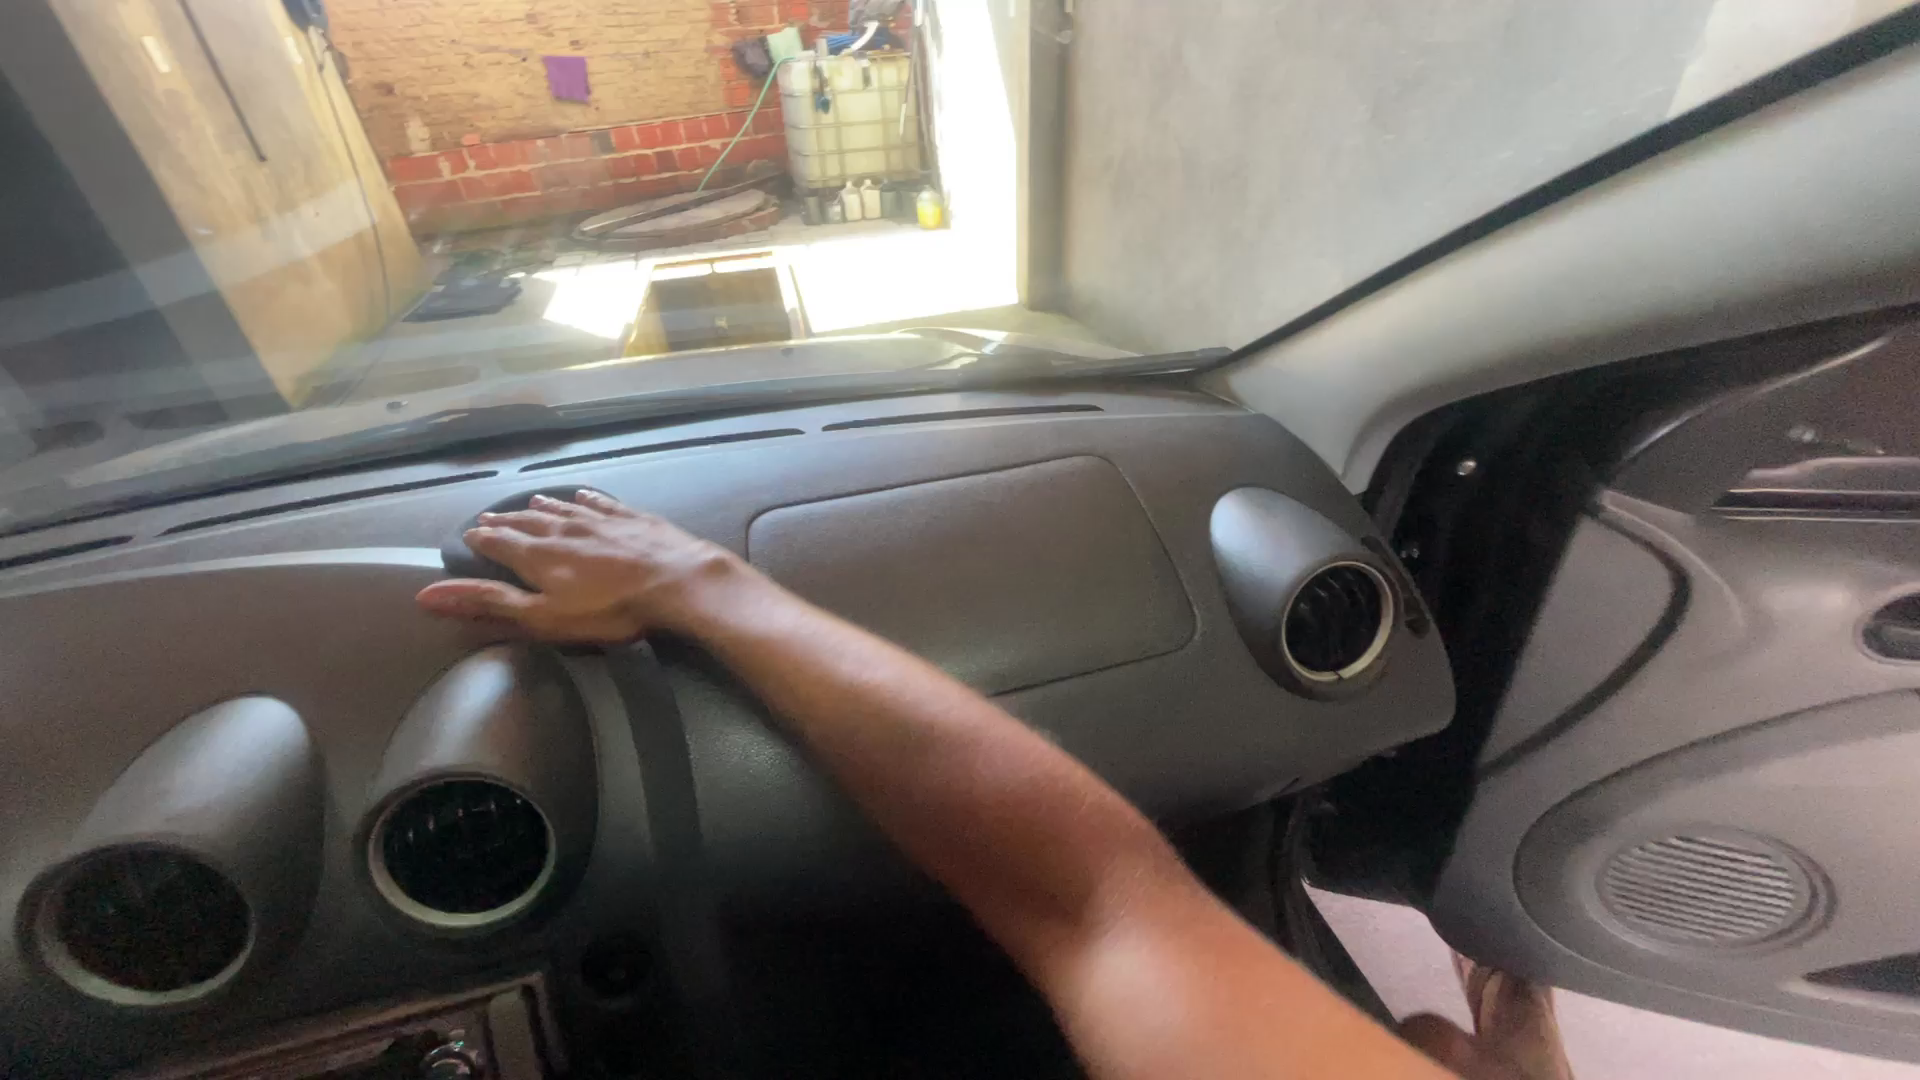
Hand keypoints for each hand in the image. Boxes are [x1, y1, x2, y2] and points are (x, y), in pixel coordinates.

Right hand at [416, 490, 756, 641]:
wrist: (679, 582)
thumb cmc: (611, 610)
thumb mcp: (544, 616)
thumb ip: (489, 603)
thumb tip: (426, 595)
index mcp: (540, 555)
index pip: (500, 543)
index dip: (482, 540)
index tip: (469, 534)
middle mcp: (567, 529)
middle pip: (531, 522)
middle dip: (509, 521)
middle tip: (492, 516)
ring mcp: (604, 521)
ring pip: (566, 508)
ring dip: (546, 505)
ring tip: (531, 501)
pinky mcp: (638, 519)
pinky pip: (605, 503)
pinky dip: (590, 498)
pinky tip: (585, 494)